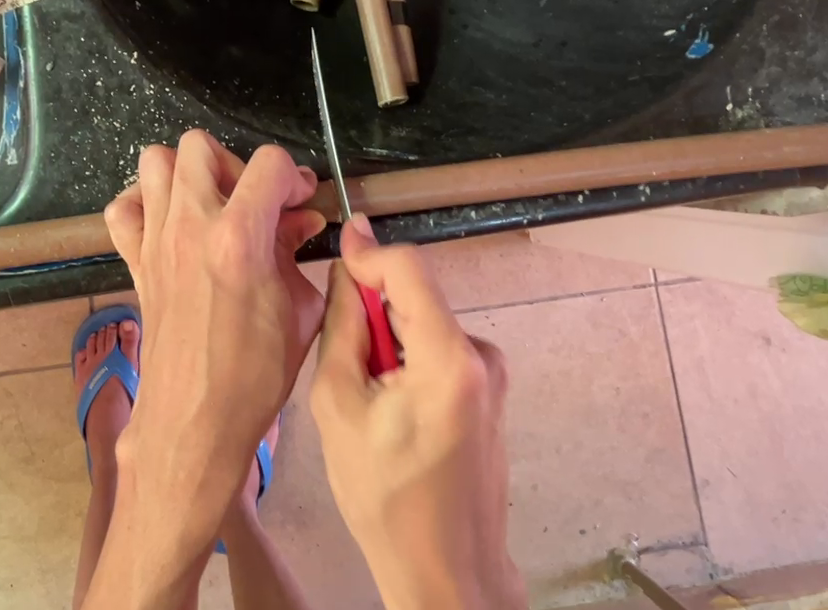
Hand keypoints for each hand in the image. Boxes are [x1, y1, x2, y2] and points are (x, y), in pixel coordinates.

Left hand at [101, 131, 326, 542]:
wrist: (196, 419)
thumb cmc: (257, 373)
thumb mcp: (300, 310)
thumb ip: (297, 252)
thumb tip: (299, 219)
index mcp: (239, 236)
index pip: (270, 163)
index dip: (292, 176)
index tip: (300, 204)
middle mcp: (190, 225)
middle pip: (200, 146)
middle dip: (234, 165)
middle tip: (252, 204)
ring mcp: (156, 239)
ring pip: (155, 162)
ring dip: (186, 174)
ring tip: (211, 207)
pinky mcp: (134, 259)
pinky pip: (122, 208)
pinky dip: (143, 205)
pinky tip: (169, 227)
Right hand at [310, 216, 523, 609]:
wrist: (446, 573)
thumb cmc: (382, 495)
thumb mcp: (337, 404)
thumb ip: (343, 325)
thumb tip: (350, 265)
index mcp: (449, 358)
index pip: (408, 266)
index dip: (367, 253)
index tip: (334, 256)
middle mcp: (482, 356)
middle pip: (414, 297)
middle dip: (371, 313)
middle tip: (342, 365)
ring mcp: (494, 375)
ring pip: (422, 324)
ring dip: (387, 342)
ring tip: (366, 400)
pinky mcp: (491, 392)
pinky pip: (437, 350)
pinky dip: (407, 362)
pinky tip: (392, 413)